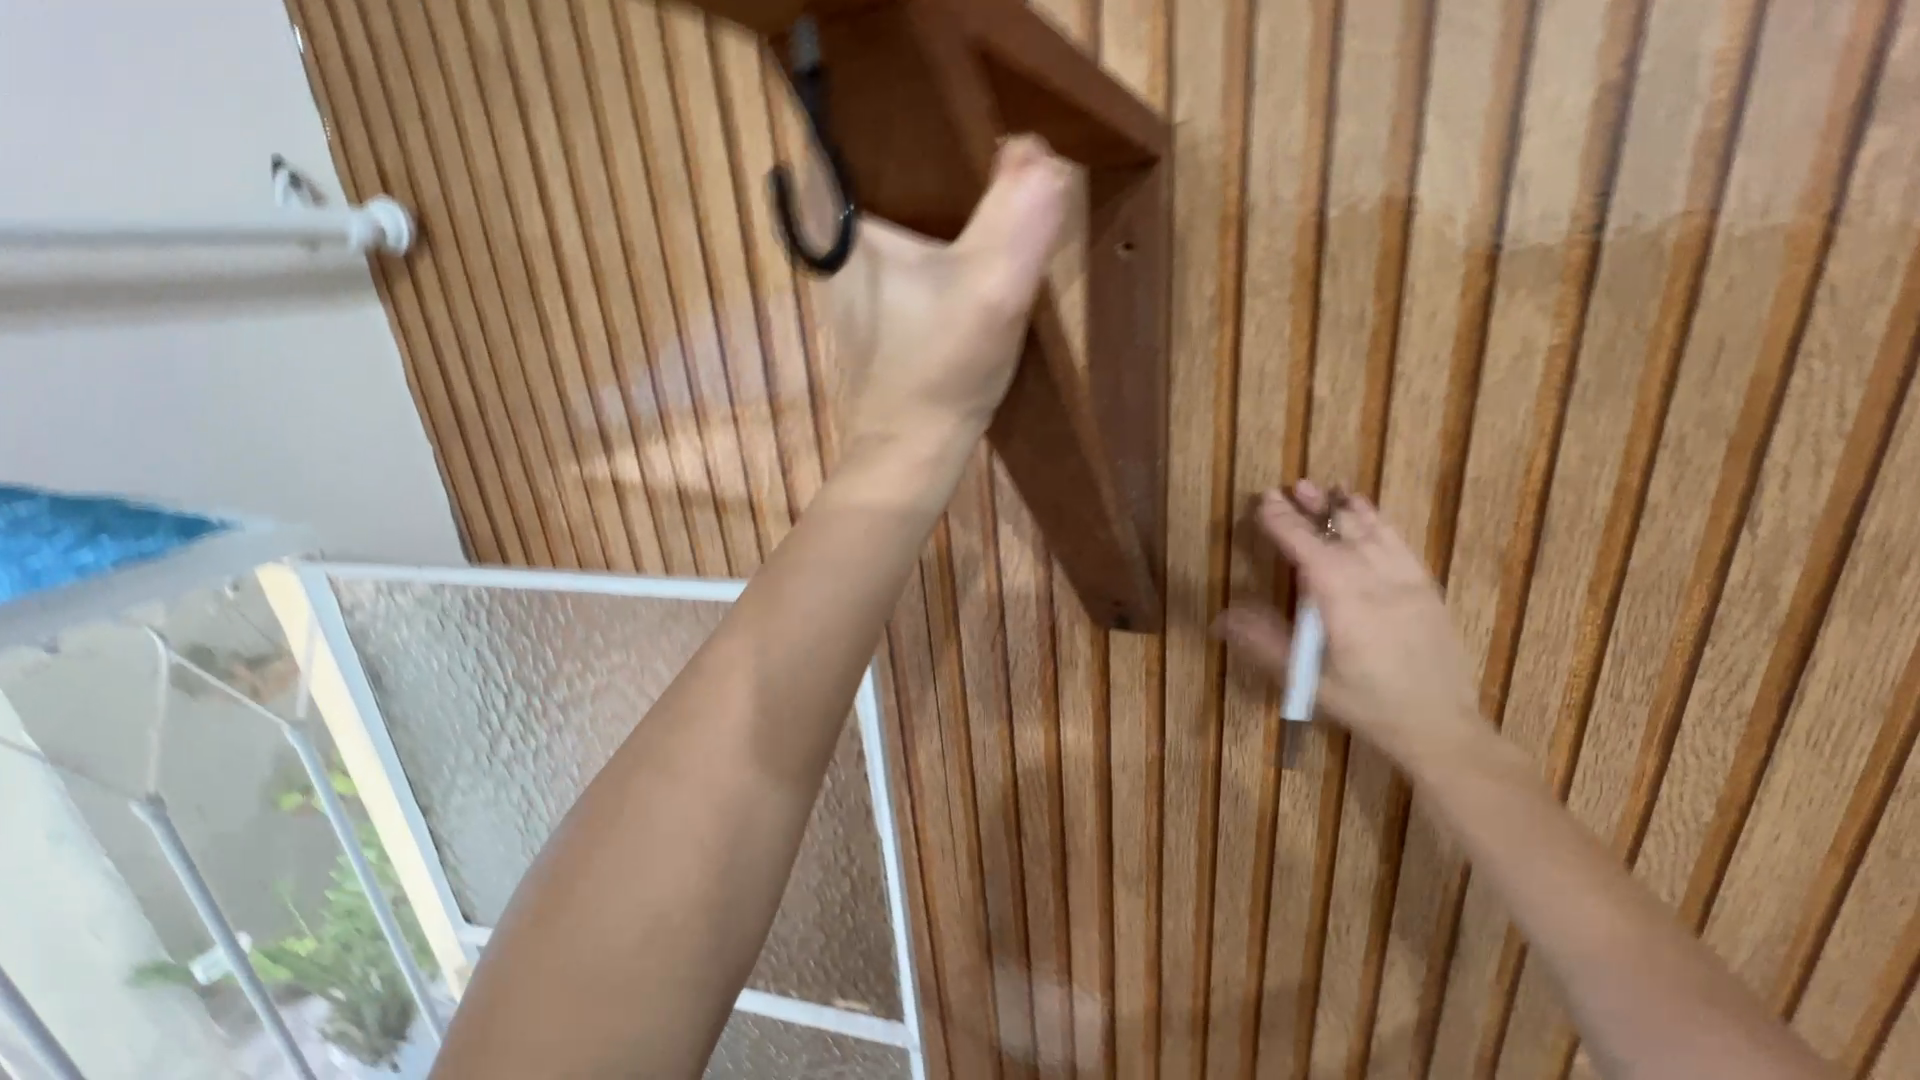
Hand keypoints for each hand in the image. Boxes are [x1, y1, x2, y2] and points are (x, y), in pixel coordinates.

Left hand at [829, 135, 1071, 453]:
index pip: (838, 127)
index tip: (941, 117)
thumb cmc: (939, 373)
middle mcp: (831, 245)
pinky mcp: (871, 308)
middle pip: (872, 167)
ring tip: (980, 191)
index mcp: (839, 224)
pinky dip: (929, 240)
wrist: (912, 454)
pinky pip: (898, 249)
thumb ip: (1020, 217)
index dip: (888, 109)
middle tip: (978, 153)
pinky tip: (964, 251)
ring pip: (888, 210)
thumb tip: (1037, 150)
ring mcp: (848, 280)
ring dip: (930, 199)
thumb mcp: (991, 291)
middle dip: (923, 156)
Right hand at [1215, 480, 1485, 763]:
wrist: (1440, 725)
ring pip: (1371, 533)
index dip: (1285, 525)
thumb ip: (1266, 644)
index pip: (1309, 551)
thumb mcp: (1309, 682)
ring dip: (1343, 509)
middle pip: (1338, 536)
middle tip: (1285, 488)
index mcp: (1345, 607)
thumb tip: (1222, 618)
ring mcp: (1407, 583)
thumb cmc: (1367, 707)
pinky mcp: (1426, 587)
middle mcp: (1377, 585)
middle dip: (1309, 511)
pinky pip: (1399, 543)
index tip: (1265, 503)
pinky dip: (1378, 521)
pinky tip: (1365, 510)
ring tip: (1321, 487)